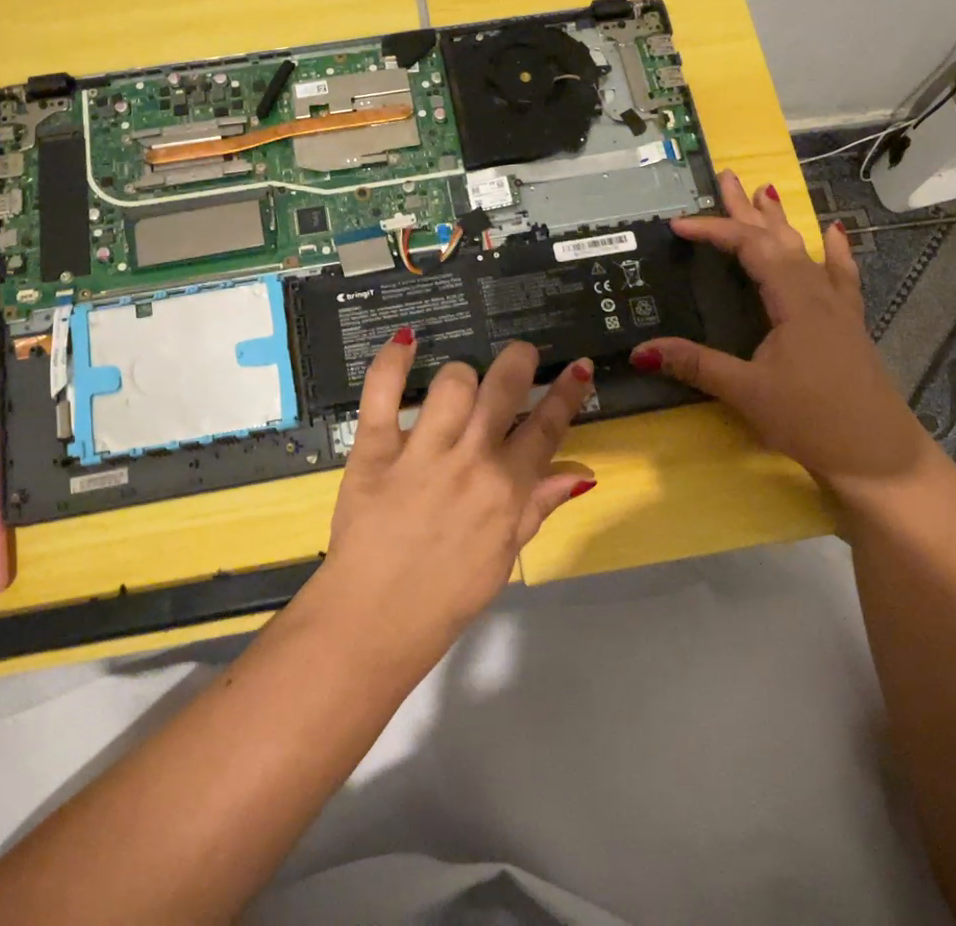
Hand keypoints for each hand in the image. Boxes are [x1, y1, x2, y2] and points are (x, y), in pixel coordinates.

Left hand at [321, 333, 596, 638]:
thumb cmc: (447, 595)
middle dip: (519, 360)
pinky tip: (406, 340)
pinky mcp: (374, 450)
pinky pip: (382, 394)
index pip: (546, 428)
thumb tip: (580, 475)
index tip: (579, 367)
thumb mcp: (505, 556)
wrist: (378, 616)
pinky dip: (392, 361)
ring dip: (463, 375)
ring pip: (453, 383)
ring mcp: (422, 452)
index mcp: (507, 489)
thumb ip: (538, 507)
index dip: (566, 394)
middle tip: (521, 353)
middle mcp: (471, 460)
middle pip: (504, 389)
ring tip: (461, 384)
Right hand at [631, 171, 933, 495]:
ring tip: (767, 193)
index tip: (678, 224)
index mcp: (794, 301)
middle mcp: (818, 294)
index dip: (714, 231)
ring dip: (782, 223)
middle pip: (780, 239)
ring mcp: (838, 308)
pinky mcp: (849, 326)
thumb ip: (696, 365)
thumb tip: (641, 349)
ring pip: (806, 252)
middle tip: (728, 178)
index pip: (751, 248)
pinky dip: (833, 252)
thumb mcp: (746, 392)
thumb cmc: (810, 420)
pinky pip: (840, 276)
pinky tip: (834, 234)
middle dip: (749, 210)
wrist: (875, 454)